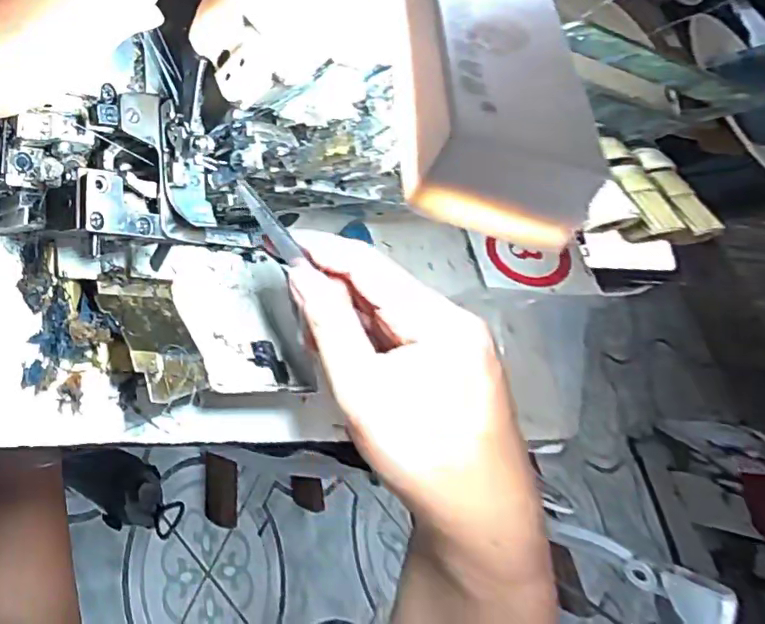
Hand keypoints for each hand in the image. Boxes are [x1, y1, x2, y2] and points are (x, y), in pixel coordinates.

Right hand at [288, 233, 550, 591]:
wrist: (480, 523)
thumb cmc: (432, 465)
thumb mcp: (360, 387)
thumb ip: (327, 322)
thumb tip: (304, 276)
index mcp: (441, 322)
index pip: (366, 264)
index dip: (319, 249)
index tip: (285, 240)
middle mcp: (454, 324)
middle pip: (375, 283)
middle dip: (328, 288)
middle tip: (293, 297)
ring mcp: (456, 342)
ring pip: (383, 307)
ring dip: (344, 315)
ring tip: (319, 341)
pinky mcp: (450, 360)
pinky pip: (396, 328)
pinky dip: (364, 334)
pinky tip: (347, 355)